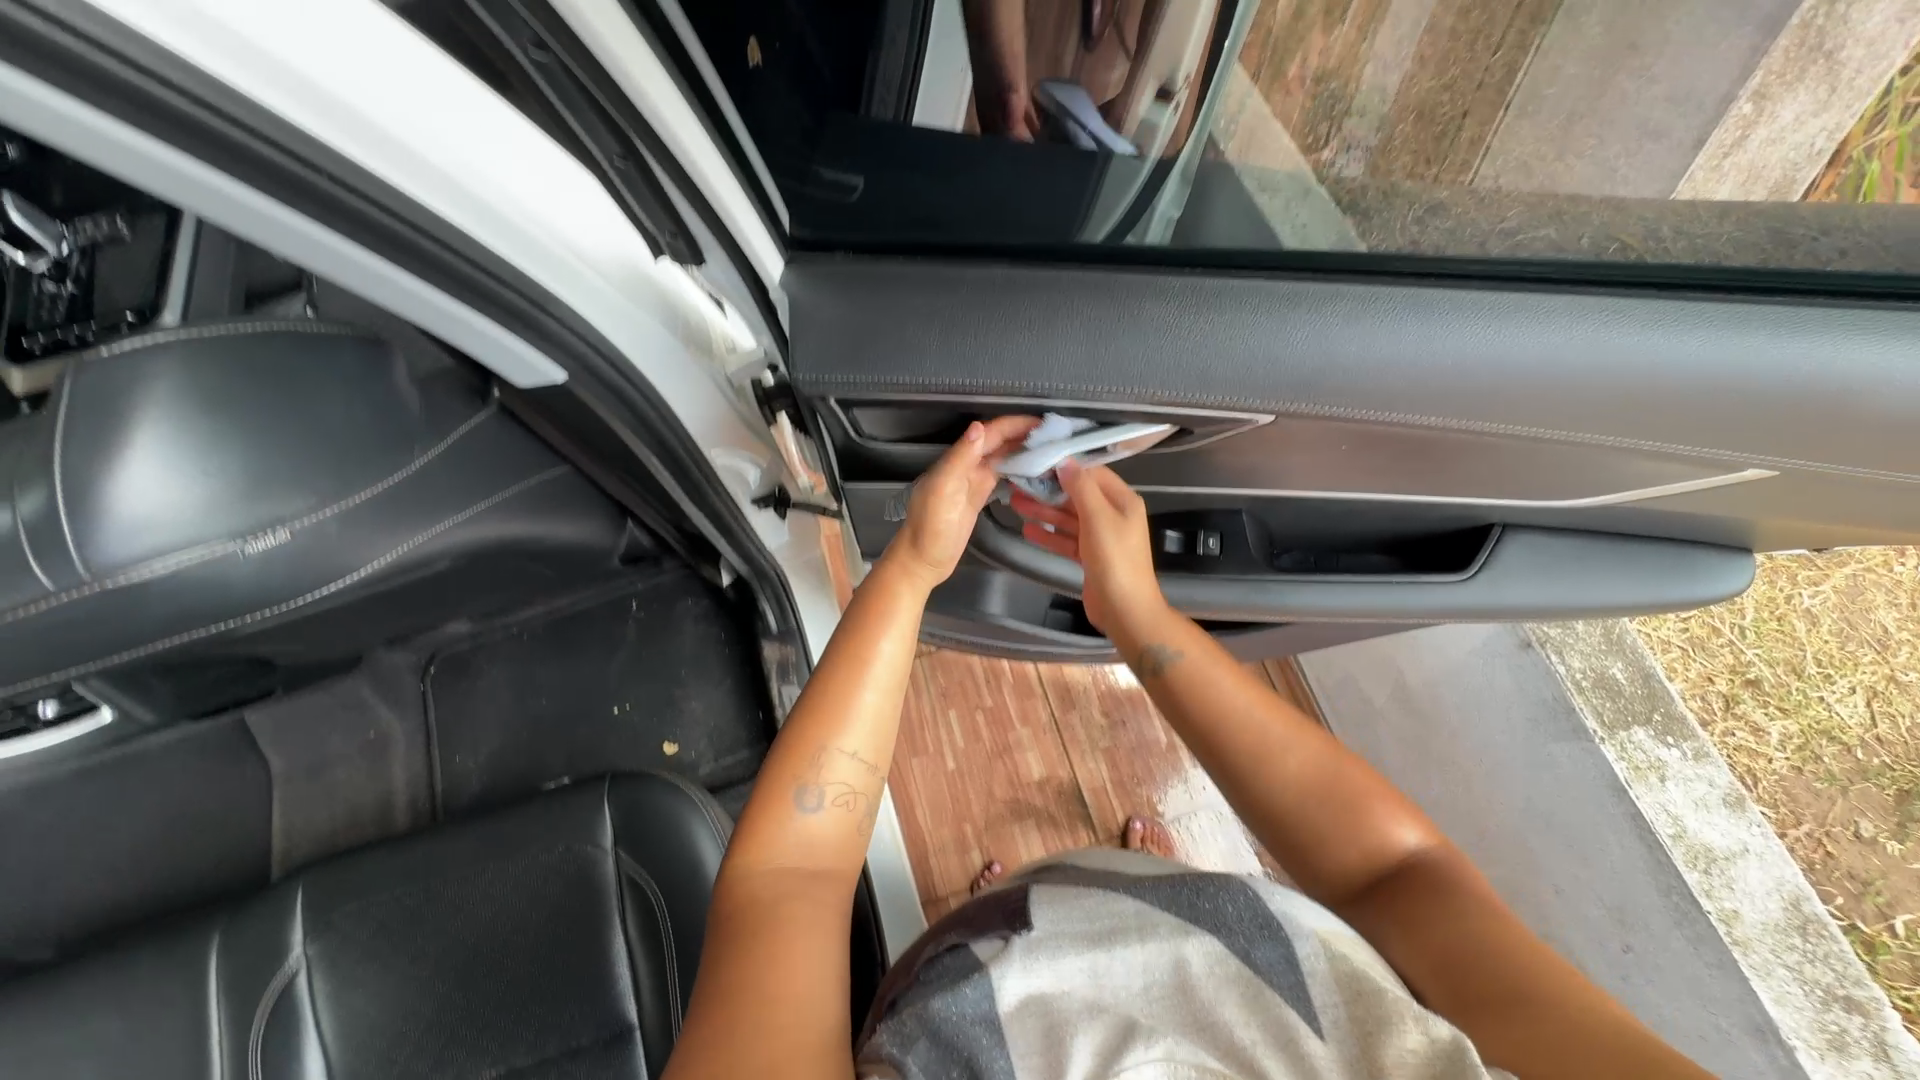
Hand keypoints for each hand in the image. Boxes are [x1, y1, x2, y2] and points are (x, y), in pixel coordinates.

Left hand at [885, 416, 1038, 588]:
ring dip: (1024, 450)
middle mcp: (966, 466)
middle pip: (999, 442)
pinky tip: (1033, 471)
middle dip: (1025, 434)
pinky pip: (1000, 476)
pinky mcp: (979, 497)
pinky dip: (1017, 470)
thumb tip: (979, 426)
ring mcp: (973, 482)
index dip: (1015, 424)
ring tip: (1052, 449)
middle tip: (1056, 435)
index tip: (1044, 423)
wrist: (923, 561)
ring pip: (1002, 457)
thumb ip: (960, 457)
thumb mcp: (943, 489)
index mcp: (957, 460)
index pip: (990, 433)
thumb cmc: (930, 528)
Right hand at [1010, 462, 1166, 635]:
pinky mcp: (1089, 557)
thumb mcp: (1098, 518)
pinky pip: (1067, 540)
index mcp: (1122, 501)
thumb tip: (1064, 461)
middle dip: (1049, 490)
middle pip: (1078, 496)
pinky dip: (1049, 535)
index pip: (1092, 474)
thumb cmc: (1114, 560)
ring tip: (1015, 503)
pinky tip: (1027, 530)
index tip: (1037, 461)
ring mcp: (1101, 537)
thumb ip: (1081, 488)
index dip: (1066, 467)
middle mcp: (1113, 515)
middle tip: (1019, 483)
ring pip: (1069, 518)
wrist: (1125, 610)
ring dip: (1044, 512)